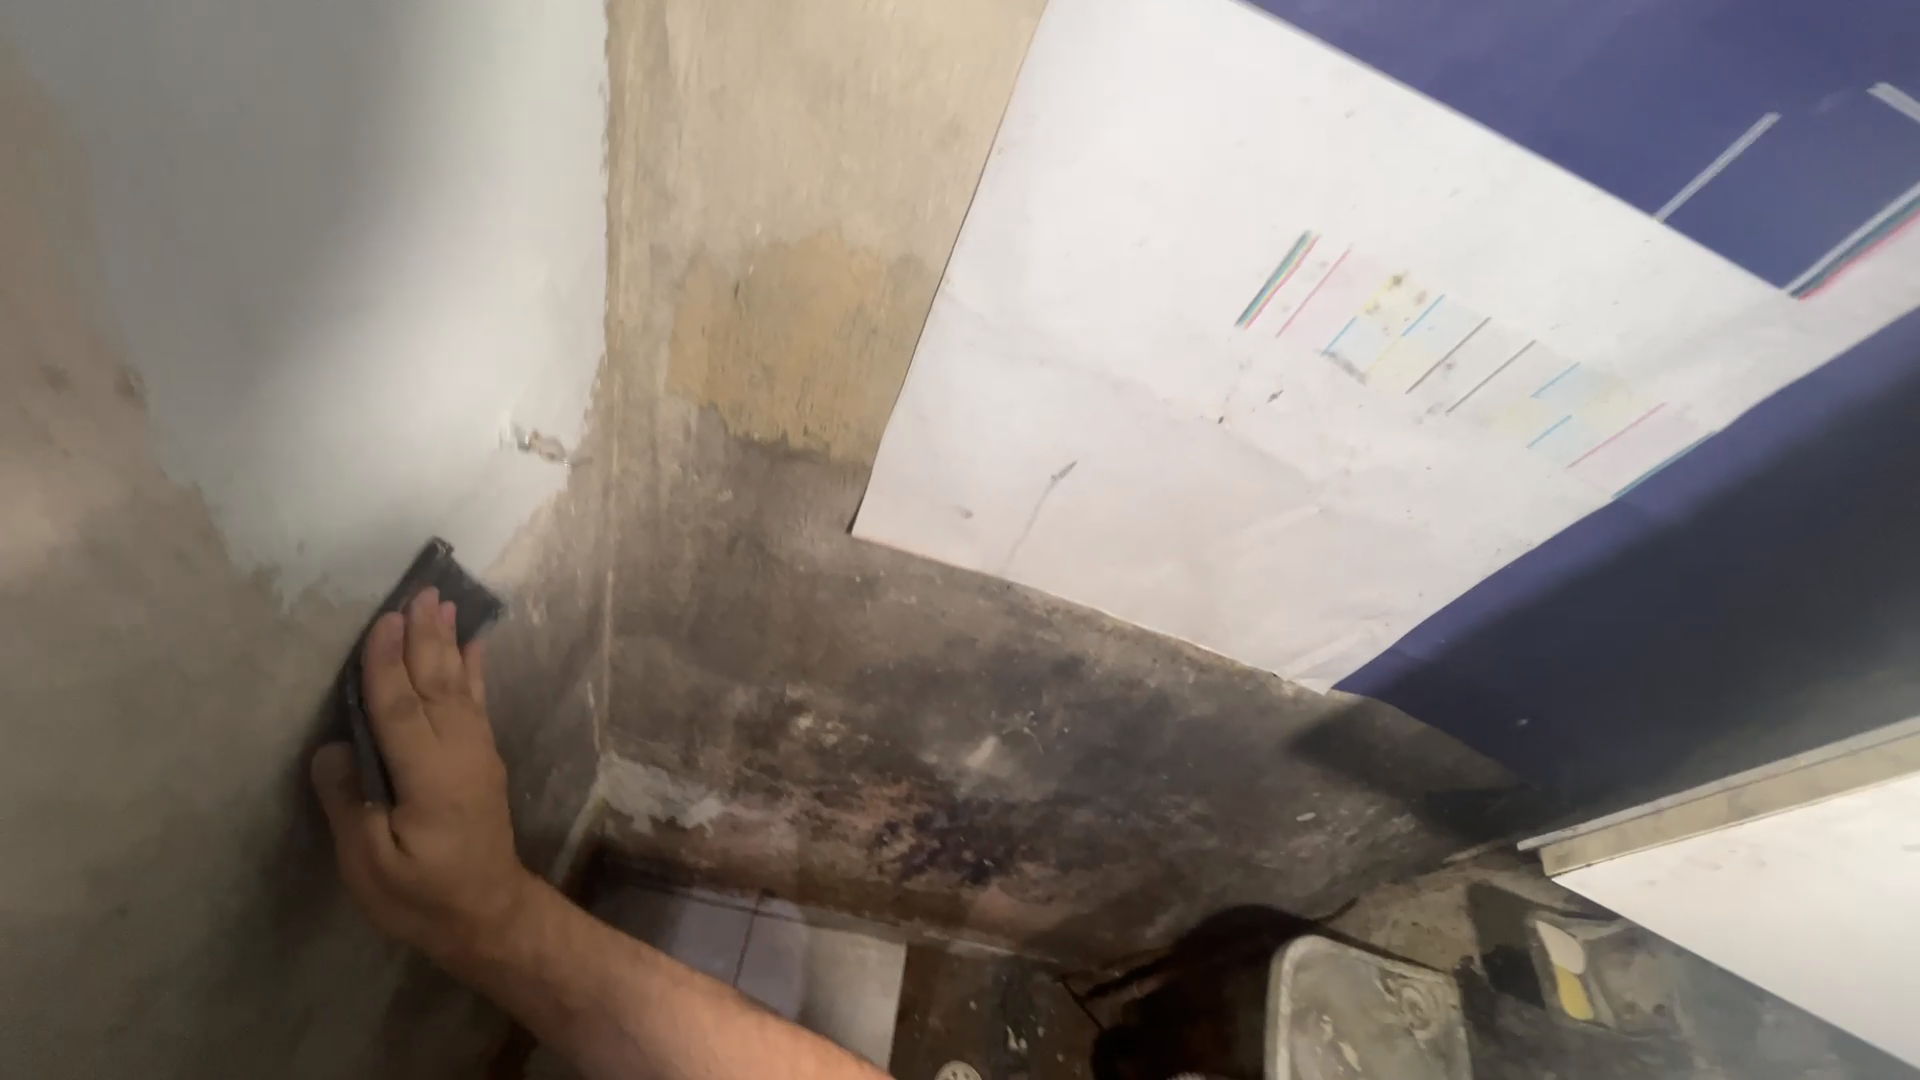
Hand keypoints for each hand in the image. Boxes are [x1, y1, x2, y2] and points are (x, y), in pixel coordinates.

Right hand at [312, 587, 535, 964]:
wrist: (486, 907)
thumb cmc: (420, 893)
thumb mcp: (369, 860)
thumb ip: (350, 799)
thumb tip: (335, 744)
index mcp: (429, 772)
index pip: (401, 706)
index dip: (388, 662)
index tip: (384, 619)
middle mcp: (461, 749)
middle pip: (437, 684)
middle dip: (427, 637)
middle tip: (424, 591)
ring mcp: (478, 750)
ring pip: (460, 686)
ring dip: (451, 645)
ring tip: (448, 606)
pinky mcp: (484, 756)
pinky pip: (477, 703)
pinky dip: (474, 672)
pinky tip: (474, 650)